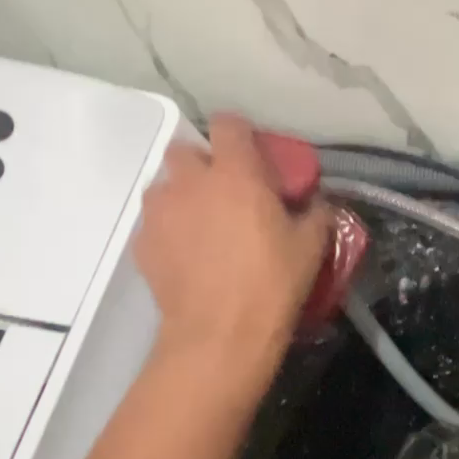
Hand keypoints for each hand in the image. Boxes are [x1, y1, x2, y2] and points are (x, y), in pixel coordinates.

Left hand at [135, 113, 332, 391]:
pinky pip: (157, 222)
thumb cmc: (272, 284)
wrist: (220, 334)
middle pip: (186, 150)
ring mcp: (160, 210)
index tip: (254, 155)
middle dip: (204, 164)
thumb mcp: (311, 247)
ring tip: (206, 227)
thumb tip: (315, 202)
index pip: (229, 124)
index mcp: (235, 173)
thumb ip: (315, 213)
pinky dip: (172, 230)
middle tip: (228, 193)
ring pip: (167, 186)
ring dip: (185, 196)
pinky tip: (191, 257)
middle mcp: (190, 181)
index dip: (241, 134)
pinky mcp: (143, 242)